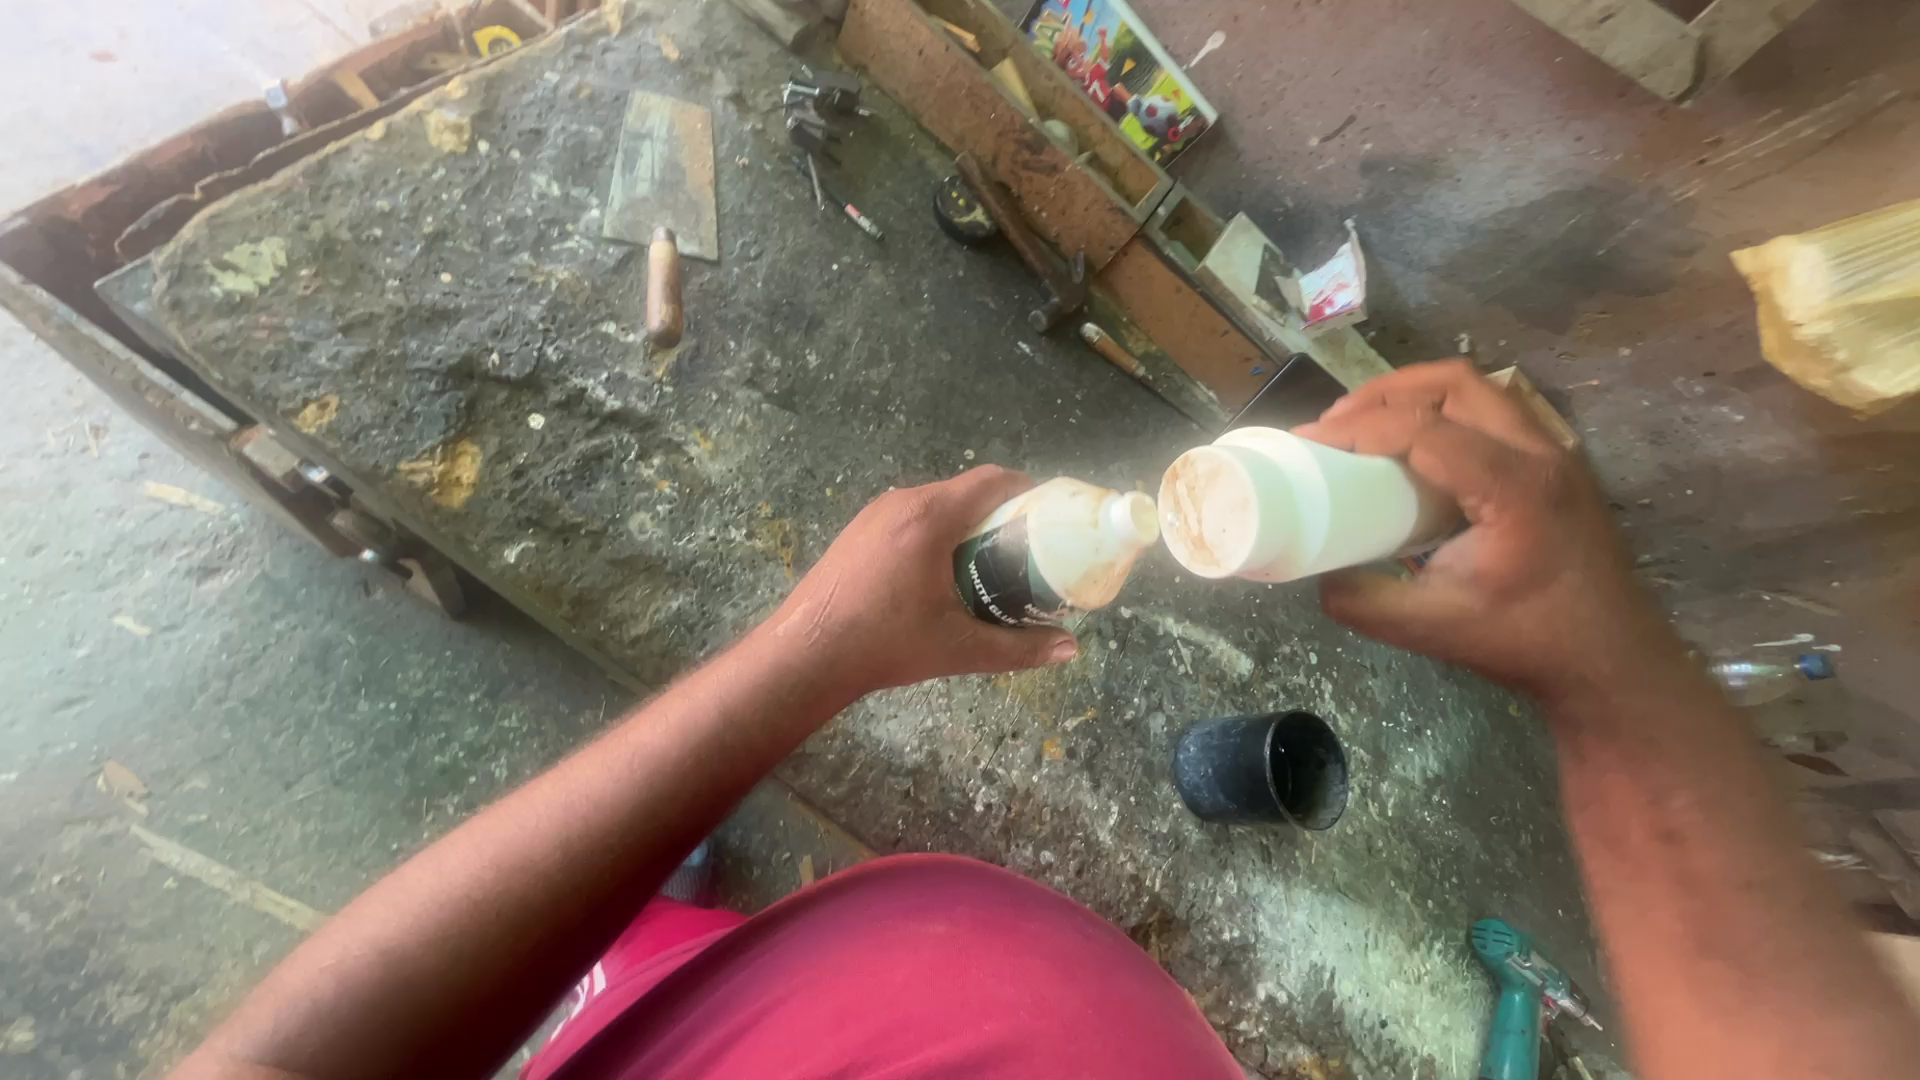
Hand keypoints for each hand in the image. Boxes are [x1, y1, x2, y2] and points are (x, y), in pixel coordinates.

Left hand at [760, 466, 1078, 699]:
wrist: (806, 654)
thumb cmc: (885, 645)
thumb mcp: (959, 649)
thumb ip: (1019, 648)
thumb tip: (1071, 649)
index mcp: (930, 518)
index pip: (992, 481)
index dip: (1028, 491)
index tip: (1049, 517)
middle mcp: (902, 502)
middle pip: (966, 491)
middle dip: (1001, 514)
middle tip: (1026, 550)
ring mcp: (874, 513)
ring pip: (937, 503)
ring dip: (968, 523)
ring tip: (990, 562)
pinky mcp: (858, 529)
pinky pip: (911, 515)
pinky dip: (938, 531)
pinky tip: (942, 570)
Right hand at [1293, 360, 1687, 701]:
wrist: (1610, 660)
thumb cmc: (1525, 640)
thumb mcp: (1427, 627)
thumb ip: (1360, 599)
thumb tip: (1316, 571)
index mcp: (1514, 486)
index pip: (1421, 429)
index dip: (1357, 428)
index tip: (1307, 440)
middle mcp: (1540, 453)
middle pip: (1453, 384)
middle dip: (1382, 394)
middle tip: (1333, 423)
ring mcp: (1553, 454)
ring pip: (1475, 390)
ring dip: (1412, 396)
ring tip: (1364, 425)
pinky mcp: (1552, 465)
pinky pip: (1489, 412)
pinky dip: (1439, 411)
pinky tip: (1410, 447)